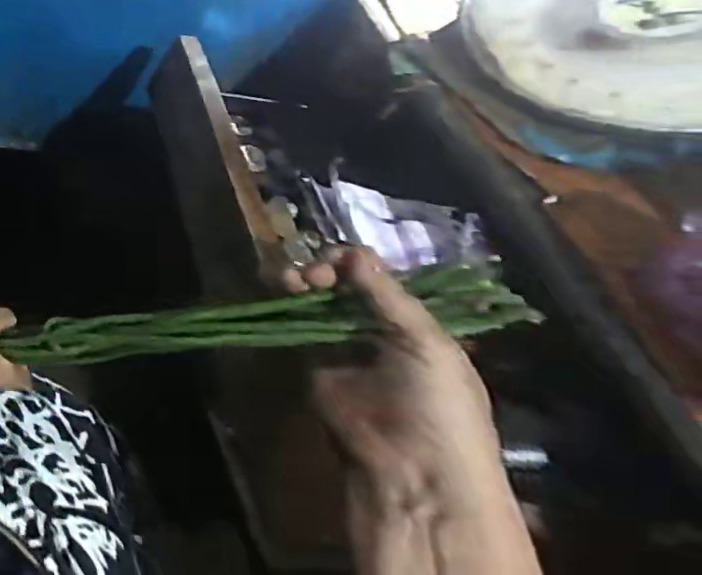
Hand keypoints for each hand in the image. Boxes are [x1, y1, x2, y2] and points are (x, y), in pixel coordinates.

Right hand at [300, 250, 505, 507]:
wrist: (410, 462)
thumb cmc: (436, 402)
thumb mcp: (427, 345)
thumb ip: (388, 296)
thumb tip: (351, 251)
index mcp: (413, 322)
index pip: (375, 276)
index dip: (353, 264)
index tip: (338, 268)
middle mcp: (374, 325)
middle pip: (339, 281)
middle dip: (322, 269)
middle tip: (313, 277)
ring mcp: (339, 340)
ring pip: (313, 295)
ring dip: (299, 279)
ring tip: (289, 280)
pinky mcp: (309, 354)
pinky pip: (294, 319)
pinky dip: (282, 300)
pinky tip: (275, 288)